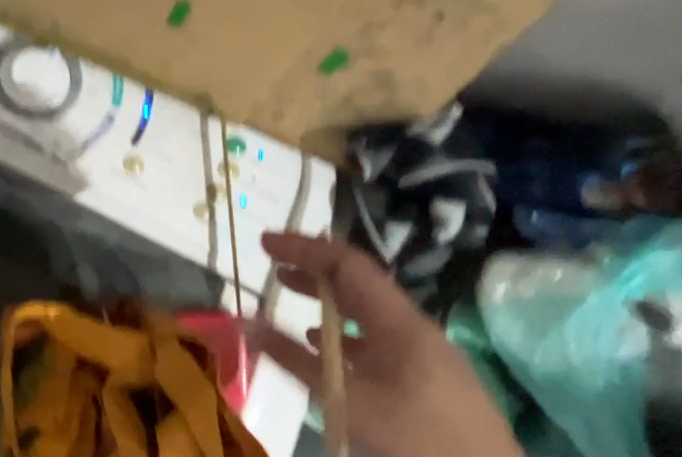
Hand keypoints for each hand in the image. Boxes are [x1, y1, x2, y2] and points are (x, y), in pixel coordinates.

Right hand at [253, 232, 521, 456]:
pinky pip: (385, 340)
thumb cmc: (416, 438)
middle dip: (312, 272)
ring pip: (373, 312)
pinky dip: (350, 333)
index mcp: (400, 323)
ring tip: (294, 303)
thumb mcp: (345, 399)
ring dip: (330, 302)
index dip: (303, 248)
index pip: (347, 263)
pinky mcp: (437, 380)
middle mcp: (418, 329)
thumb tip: (244, 321)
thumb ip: (293, 358)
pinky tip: (331, 352)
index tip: (264, 244)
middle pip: (361, 284)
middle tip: (273, 269)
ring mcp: (432, 356)